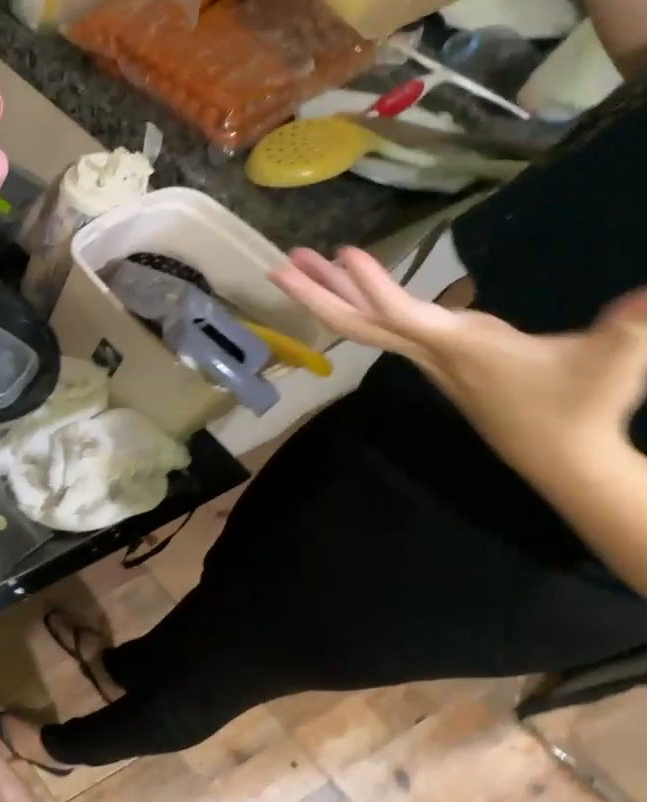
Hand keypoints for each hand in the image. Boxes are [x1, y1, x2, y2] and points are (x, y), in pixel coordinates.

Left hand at [272, 246, 646, 469]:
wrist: (559, 456)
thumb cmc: (581, 406)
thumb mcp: (615, 359)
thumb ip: (631, 326)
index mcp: (458, 345)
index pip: (398, 312)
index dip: (370, 285)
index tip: (342, 254)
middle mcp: (431, 351)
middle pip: (356, 322)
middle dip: (316, 293)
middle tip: (281, 264)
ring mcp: (431, 358)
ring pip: (366, 325)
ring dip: (333, 295)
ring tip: (305, 265)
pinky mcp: (442, 360)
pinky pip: (388, 327)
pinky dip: (366, 304)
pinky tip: (357, 287)